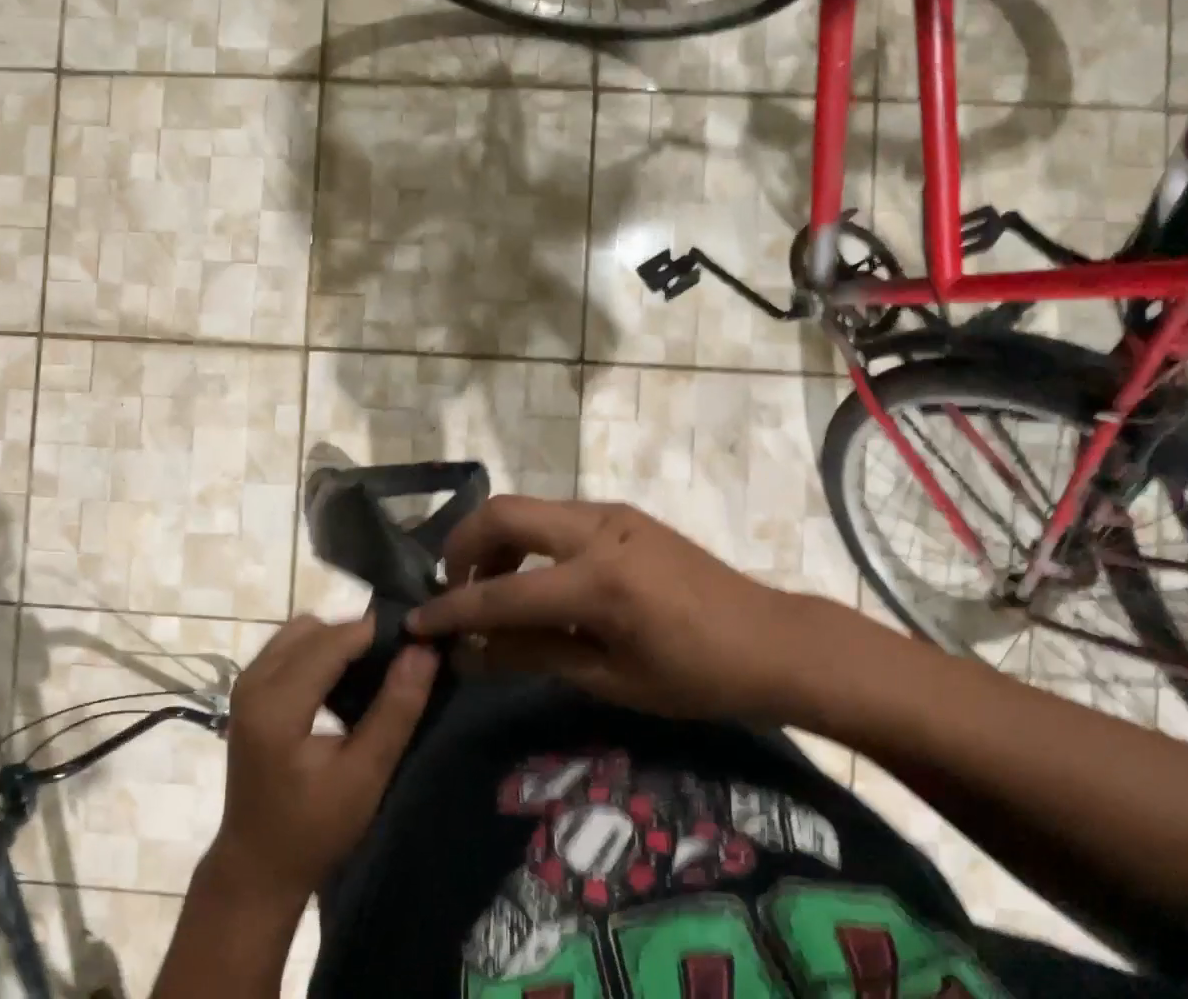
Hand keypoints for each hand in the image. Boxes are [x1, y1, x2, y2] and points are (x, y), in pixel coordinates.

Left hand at [212, 615, 437, 898]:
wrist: (257, 866)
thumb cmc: (314, 829)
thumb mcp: (365, 775)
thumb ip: (394, 710)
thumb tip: (423, 651)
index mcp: (276, 704)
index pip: (333, 640)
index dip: (378, 633)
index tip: (420, 639)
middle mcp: (253, 683)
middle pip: (313, 628)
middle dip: (358, 636)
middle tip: (402, 659)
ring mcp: (245, 686)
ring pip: (299, 633)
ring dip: (338, 643)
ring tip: (378, 671)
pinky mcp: (248, 694)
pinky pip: (288, 650)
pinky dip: (319, 654)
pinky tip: (347, 684)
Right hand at [406, 496, 822, 720]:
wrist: (771, 642)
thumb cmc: (696, 677)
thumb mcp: (610, 678)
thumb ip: (533, 656)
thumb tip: (469, 654)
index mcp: (599, 583)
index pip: (501, 594)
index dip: (452, 613)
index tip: (415, 625)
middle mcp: (599, 531)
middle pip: (502, 514)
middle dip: (462, 549)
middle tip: (455, 593)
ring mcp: (613, 515)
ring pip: (528, 508)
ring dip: (495, 542)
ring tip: (492, 591)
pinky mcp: (625, 515)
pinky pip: (556, 516)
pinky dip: (528, 541)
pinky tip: (536, 581)